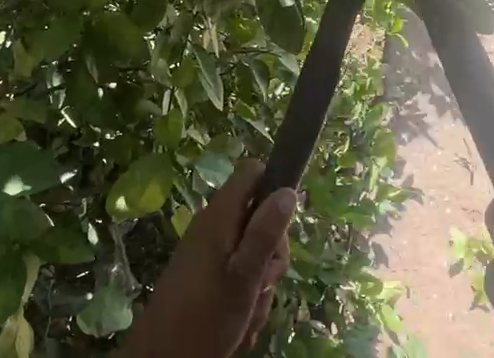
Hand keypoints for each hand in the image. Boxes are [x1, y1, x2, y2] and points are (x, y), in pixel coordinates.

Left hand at [116, 159, 295, 357]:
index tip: (283, 224)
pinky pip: (240, 271)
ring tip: (250, 307)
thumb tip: (288, 190)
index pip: (252, 173)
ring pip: (253, 250)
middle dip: (271, 251)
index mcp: (220, 216)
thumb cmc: (204, 316)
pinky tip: (242, 320)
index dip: (274, 188)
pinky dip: (247, 293)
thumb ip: (265, 232)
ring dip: (260, 280)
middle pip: (259, 217)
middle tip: (264, 279)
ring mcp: (209, 249)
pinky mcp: (207, 272)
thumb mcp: (244, 276)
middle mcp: (214, 225)